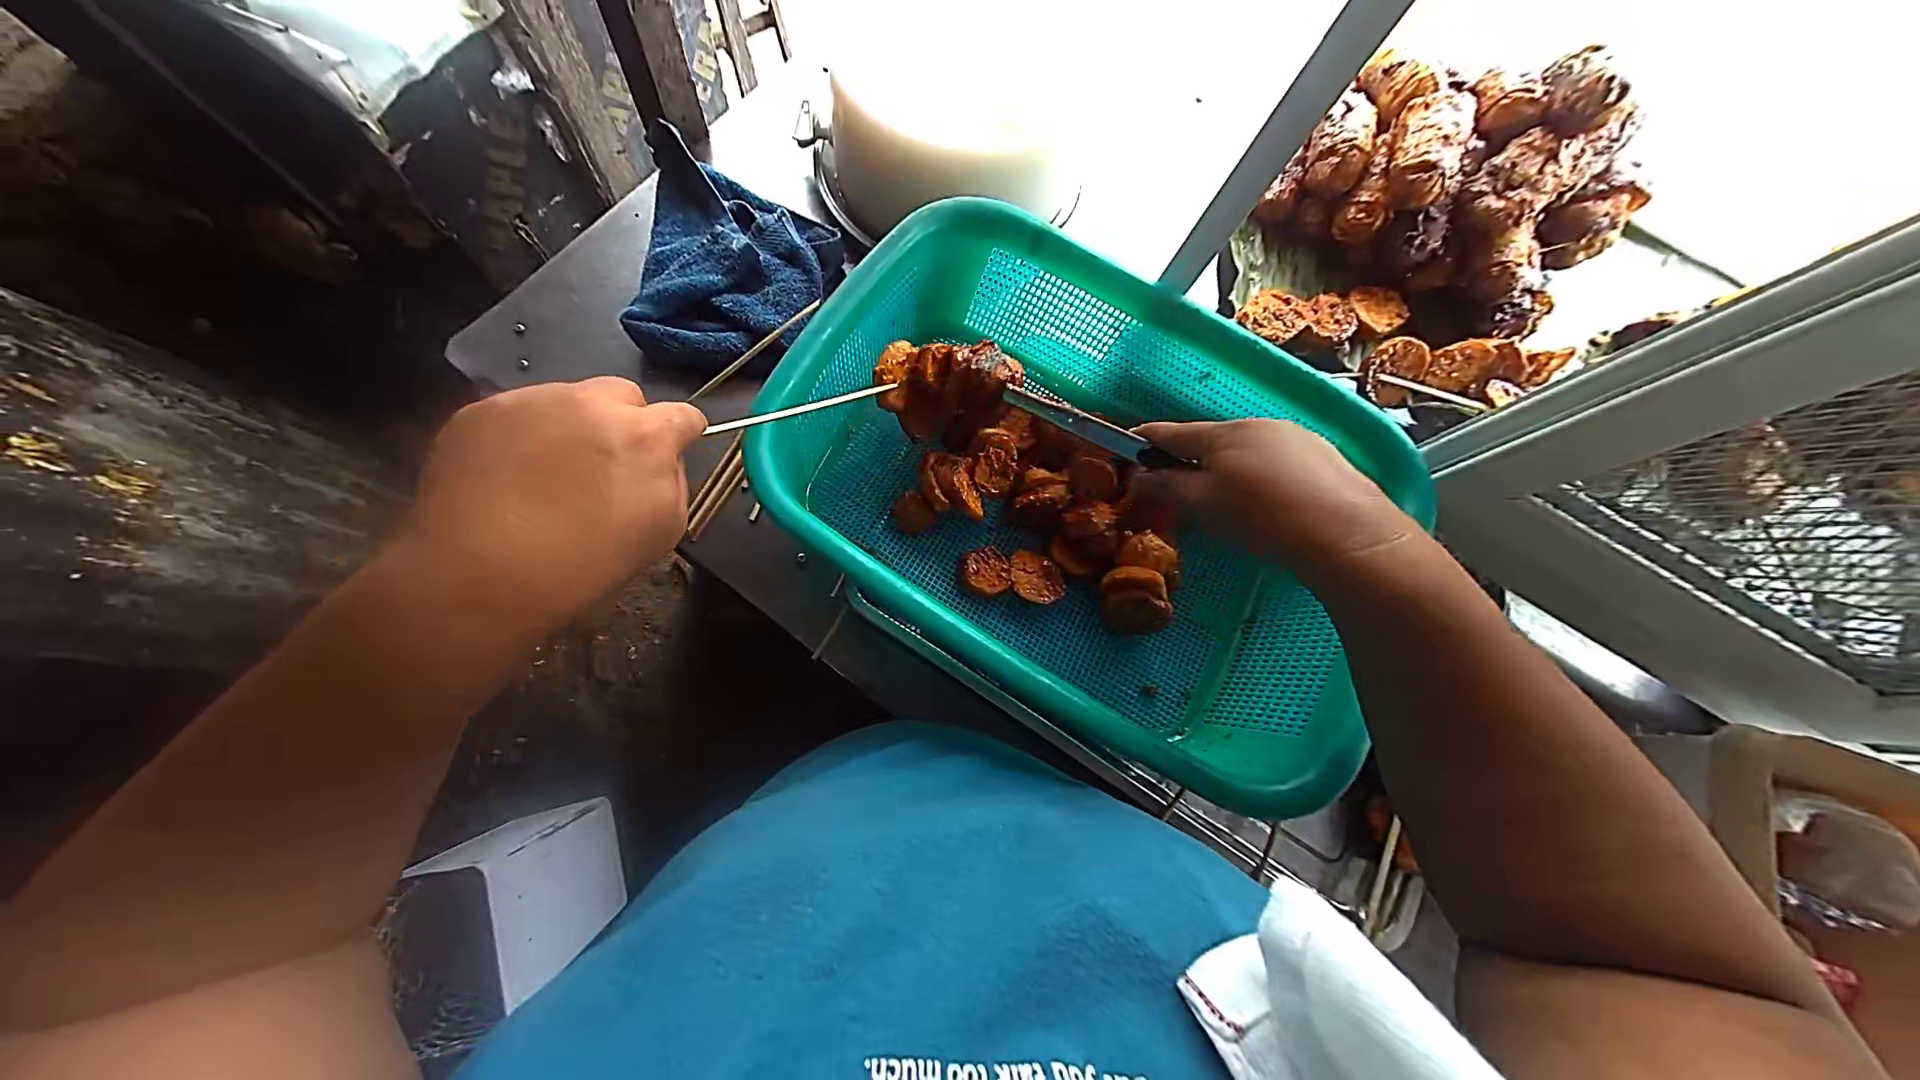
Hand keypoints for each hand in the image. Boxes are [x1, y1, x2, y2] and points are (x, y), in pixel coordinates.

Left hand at [399, 377, 705, 634]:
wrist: (480, 573)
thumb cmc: (586, 564)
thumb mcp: (663, 530)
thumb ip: (674, 482)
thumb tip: (663, 461)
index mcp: (645, 436)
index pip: (683, 415)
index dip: (681, 434)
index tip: (669, 453)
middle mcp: (593, 403)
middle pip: (625, 394)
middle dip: (626, 420)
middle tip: (607, 462)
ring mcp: (533, 401)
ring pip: (570, 399)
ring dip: (574, 425)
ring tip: (550, 472)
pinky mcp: (482, 409)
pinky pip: (521, 413)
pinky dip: (526, 435)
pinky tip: (511, 475)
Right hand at [1134, 419, 1421, 578]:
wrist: (1345, 534)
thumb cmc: (1262, 516)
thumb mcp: (1202, 505)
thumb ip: (1165, 487)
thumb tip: (1138, 475)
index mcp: (1223, 432)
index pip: (1170, 430)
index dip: (1144, 439)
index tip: (1127, 446)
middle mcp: (1258, 424)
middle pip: (1208, 439)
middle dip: (1187, 458)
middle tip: (1177, 489)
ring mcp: (1294, 436)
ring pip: (1243, 449)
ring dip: (1224, 467)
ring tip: (1226, 501)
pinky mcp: (1322, 455)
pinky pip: (1274, 460)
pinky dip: (1258, 475)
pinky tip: (1267, 502)